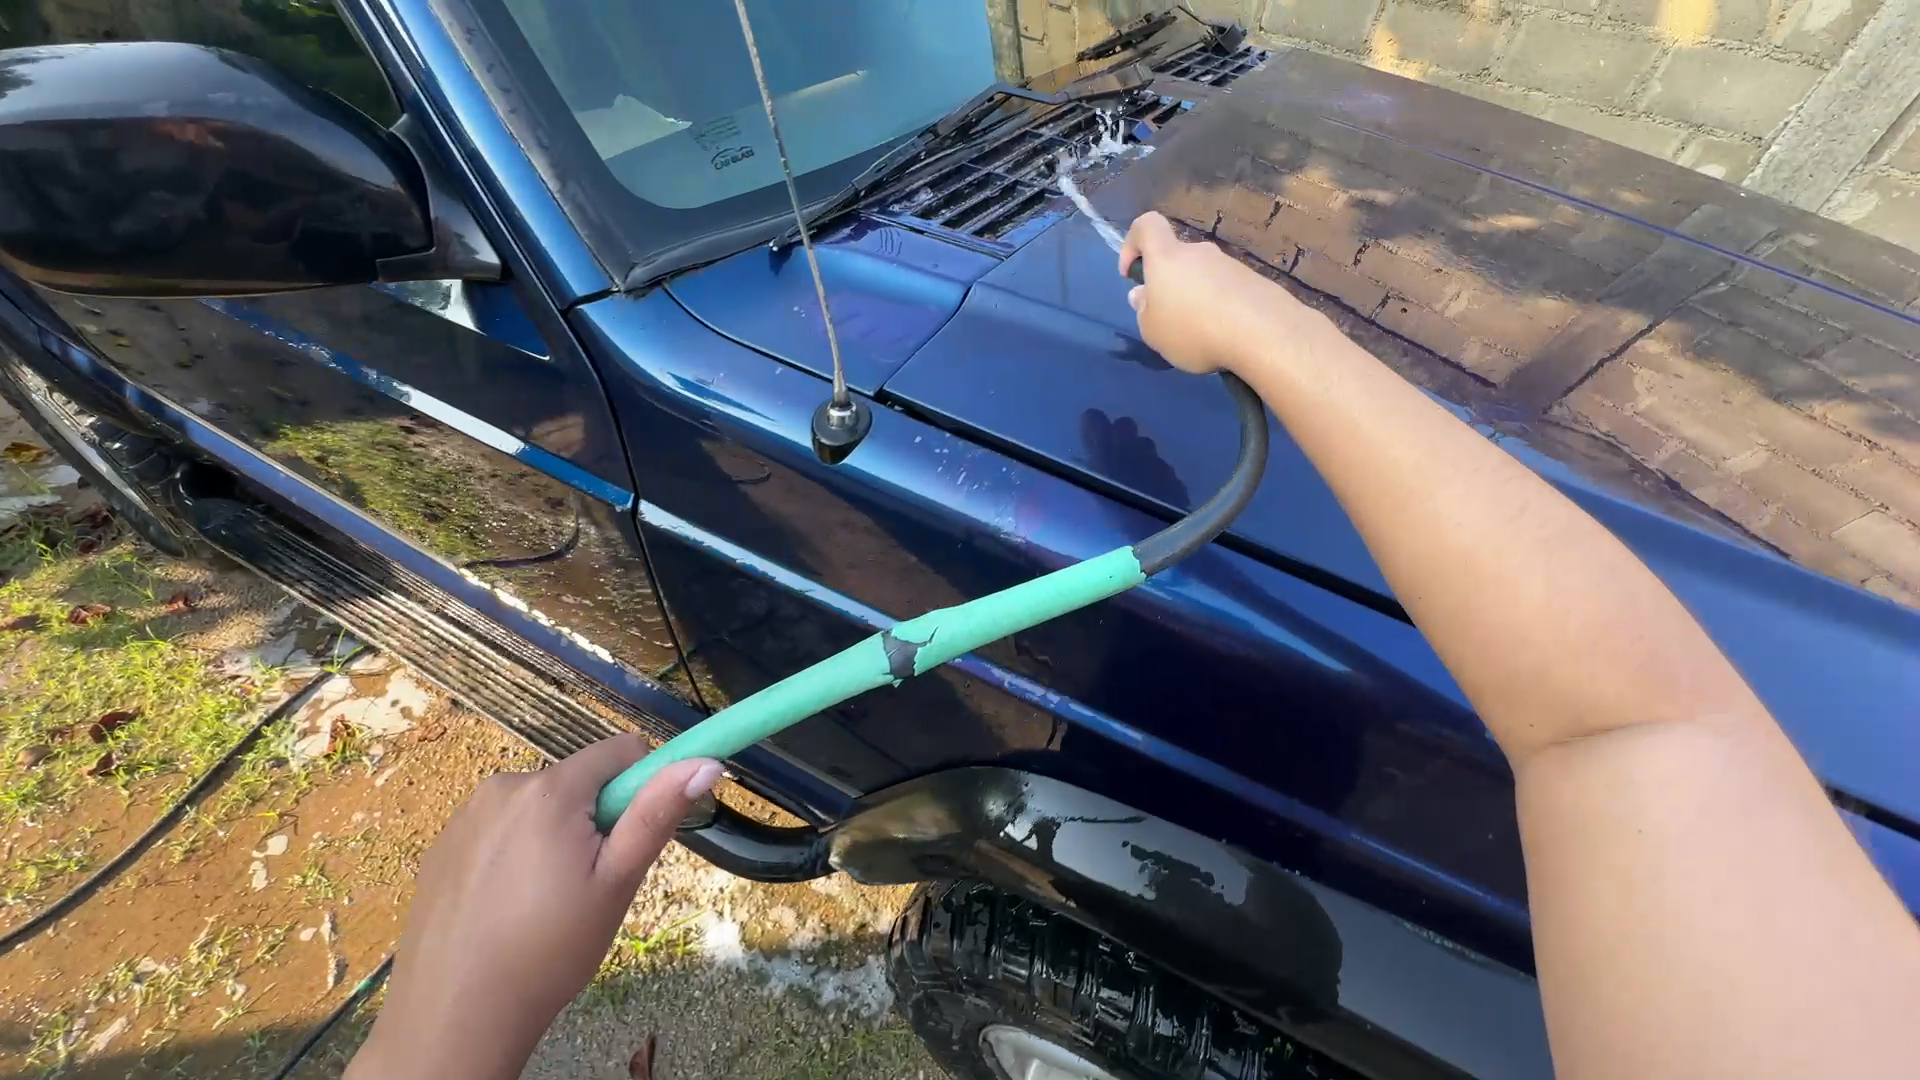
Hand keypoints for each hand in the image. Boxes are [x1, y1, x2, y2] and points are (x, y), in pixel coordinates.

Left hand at [346, 735, 721, 1079]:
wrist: (451, 1023)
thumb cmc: (550, 950)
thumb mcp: (618, 881)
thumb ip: (658, 812)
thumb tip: (706, 763)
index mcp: (551, 790)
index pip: (621, 751)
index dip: (641, 786)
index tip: (631, 839)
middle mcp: (503, 786)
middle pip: (579, 780)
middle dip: (596, 817)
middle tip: (590, 881)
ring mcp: (465, 815)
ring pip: (541, 804)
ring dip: (557, 832)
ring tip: (547, 898)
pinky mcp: (440, 846)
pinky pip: (501, 827)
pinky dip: (516, 850)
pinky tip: (507, 905)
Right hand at [1118, 211, 1328, 375]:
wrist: (1263, 332)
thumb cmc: (1193, 330)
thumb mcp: (1153, 332)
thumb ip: (1144, 311)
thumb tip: (1143, 295)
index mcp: (1167, 258)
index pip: (1146, 225)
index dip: (1132, 243)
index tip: (1131, 273)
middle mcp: (1198, 252)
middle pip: (1175, 259)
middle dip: (1166, 285)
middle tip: (1166, 319)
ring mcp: (1228, 264)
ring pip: (1200, 276)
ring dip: (1193, 299)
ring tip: (1197, 334)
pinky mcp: (1252, 280)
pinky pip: (1224, 290)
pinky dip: (1217, 308)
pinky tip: (1222, 335)